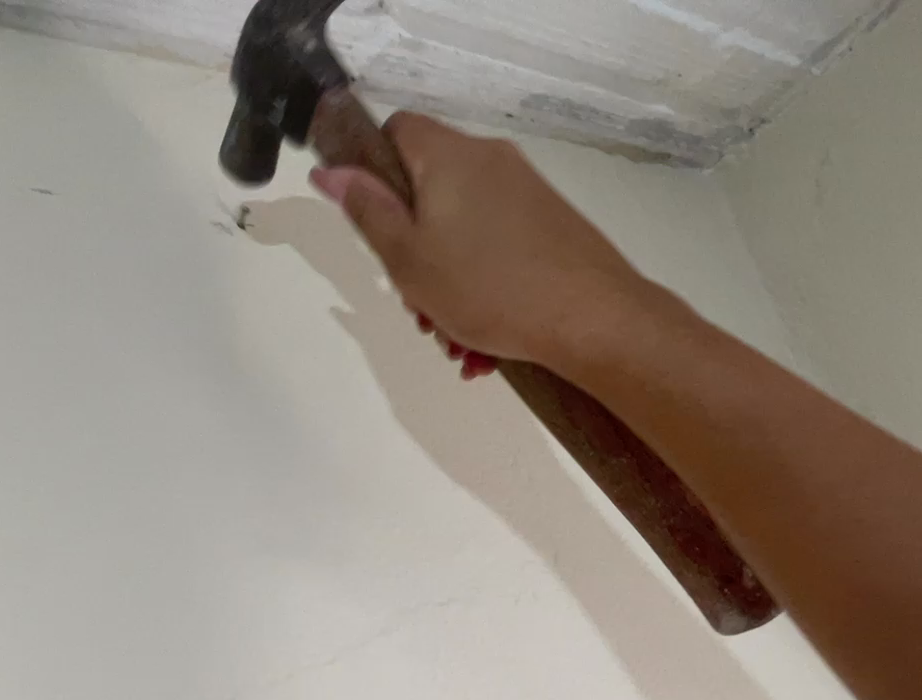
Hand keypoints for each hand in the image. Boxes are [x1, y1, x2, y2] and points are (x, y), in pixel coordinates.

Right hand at [309, 112, 657, 375]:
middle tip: (417, 308)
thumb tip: (330, 170)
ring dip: (446, 289)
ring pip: (463, 234)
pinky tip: (482, 345)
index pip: (396, 131)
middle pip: (430, 193)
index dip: (374, 171)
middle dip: (414, 254)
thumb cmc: (486, 288)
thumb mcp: (408, 259)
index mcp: (448, 158)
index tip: (374, 225)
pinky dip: (481, 291)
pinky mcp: (550, 225)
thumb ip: (367, 212)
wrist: (591, 318)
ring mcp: (525, 193)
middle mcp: (489, 162)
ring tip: (453, 343)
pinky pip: (497, 252)